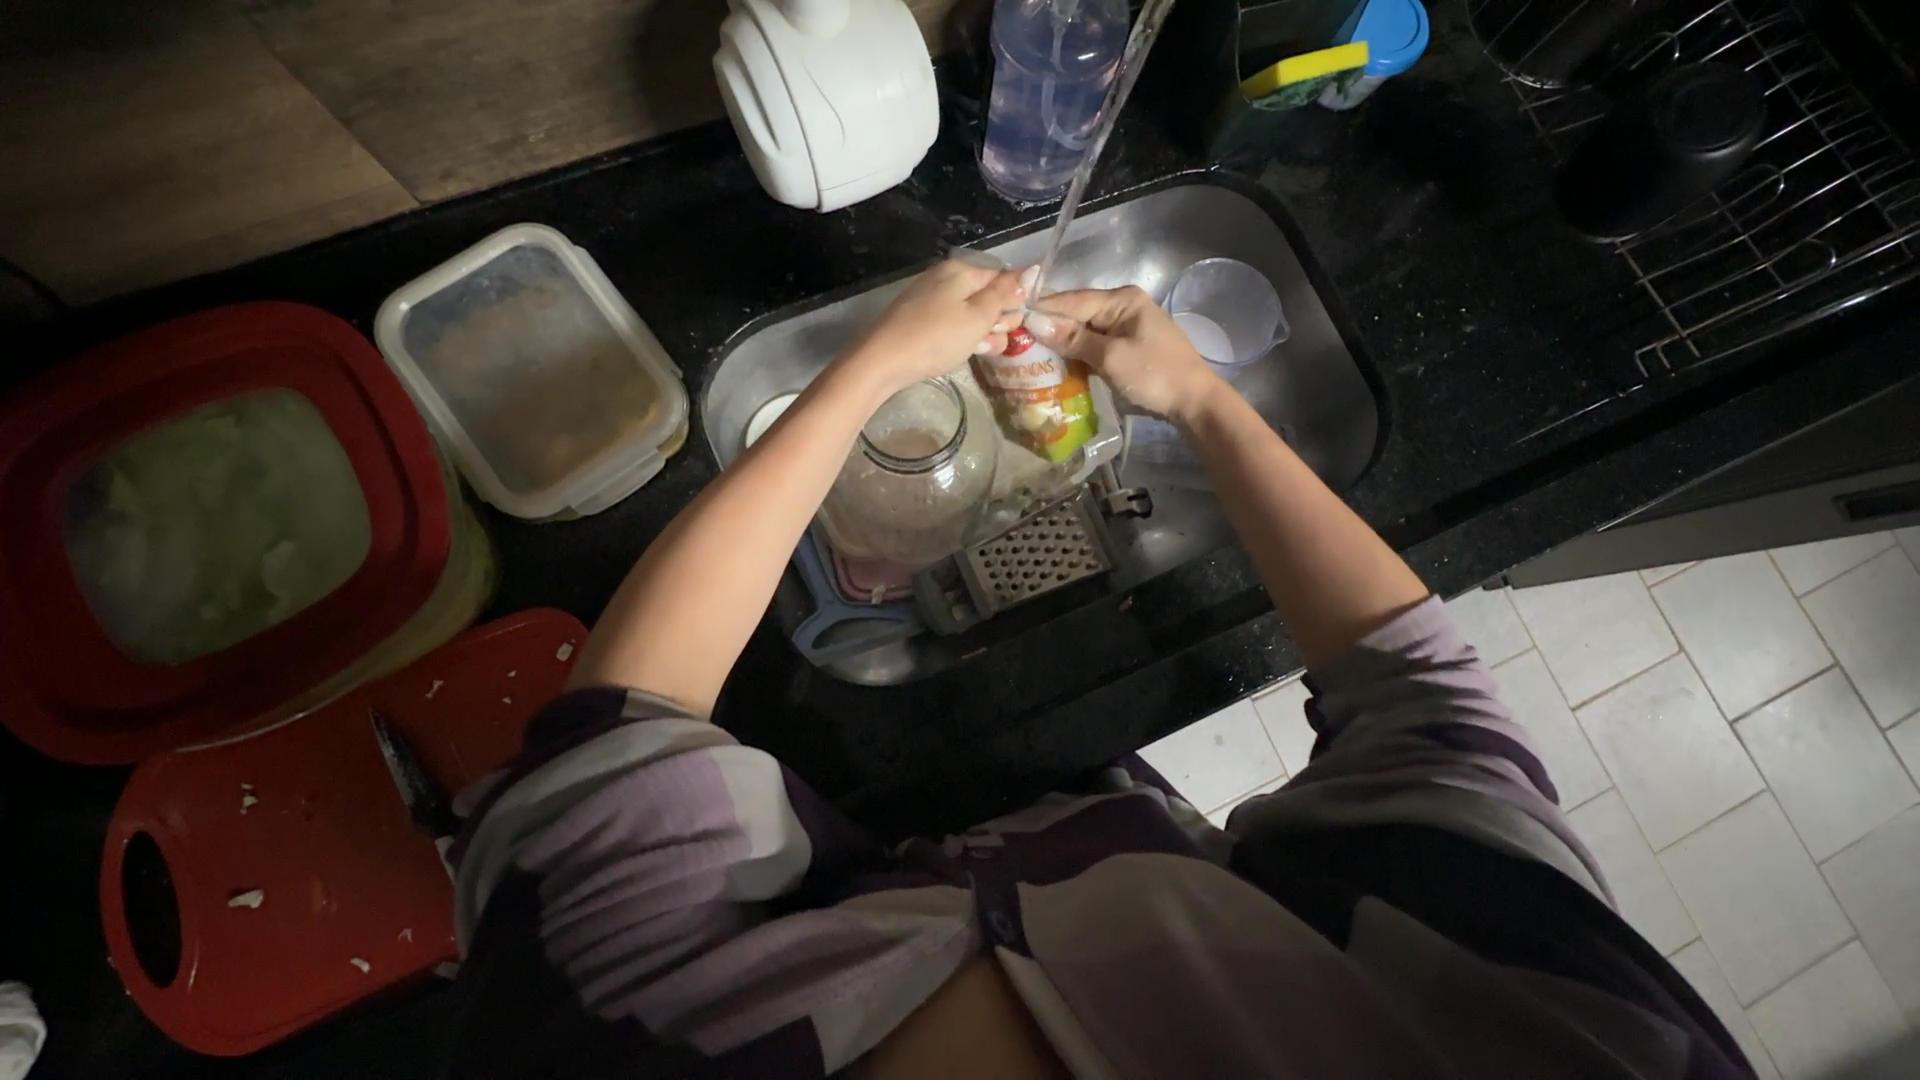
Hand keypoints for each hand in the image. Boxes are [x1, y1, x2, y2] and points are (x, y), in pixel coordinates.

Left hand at [837, 259, 1030, 399]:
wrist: (882, 361)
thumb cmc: (936, 338)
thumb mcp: (978, 317)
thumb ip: (1005, 294)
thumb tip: (1033, 269)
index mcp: (962, 270)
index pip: (1004, 279)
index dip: (1014, 304)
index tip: (1011, 327)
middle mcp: (946, 278)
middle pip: (989, 297)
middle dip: (996, 322)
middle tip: (986, 339)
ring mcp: (932, 300)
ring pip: (972, 316)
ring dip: (980, 335)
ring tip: (972, 351)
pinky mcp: (921, 320)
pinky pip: (952, 326)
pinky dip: (959, 340)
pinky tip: (955, 354)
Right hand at [1025, 287, 1224, 423]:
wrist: (1194, 402)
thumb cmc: (1155, 375)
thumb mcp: (1111, 357)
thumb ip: (1073, 338)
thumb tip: (1034, 321)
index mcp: (1122, 299)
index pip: (1072, 300)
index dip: (1041, 310)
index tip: (1009, 318)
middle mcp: (1123, 306)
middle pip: (1076, 313)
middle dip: (1047, 326)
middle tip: (1013, 339)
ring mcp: (1125, 327)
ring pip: (1083, 330)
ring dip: (1059, 342)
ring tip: (1027, 352)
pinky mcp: (1126, 347)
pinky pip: (1093, 345)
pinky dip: (1075, 353)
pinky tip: (1055, 363)